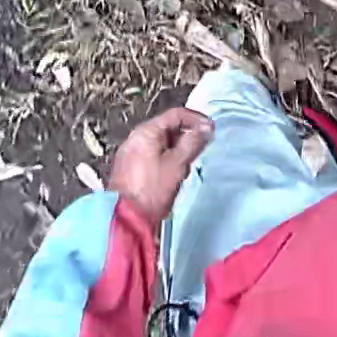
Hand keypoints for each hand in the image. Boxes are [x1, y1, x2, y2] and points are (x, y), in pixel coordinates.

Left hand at [107, 107, 212, 223]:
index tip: (211, 131)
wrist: (125, 222)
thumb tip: (207, 127)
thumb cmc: (153, 189)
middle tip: (198, 152)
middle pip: (168, 128)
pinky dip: (166, 161)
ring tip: (184, 170)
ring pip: (161, 144)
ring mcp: (130, 153)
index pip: (176, 114)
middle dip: (186, 139)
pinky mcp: (129, 168)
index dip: (196, 120)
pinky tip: (172, 178)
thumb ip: (193, 142)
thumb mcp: (178, 164)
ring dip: (177, 152)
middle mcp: (136, 137)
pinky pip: (153, 156)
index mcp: (146, 131)